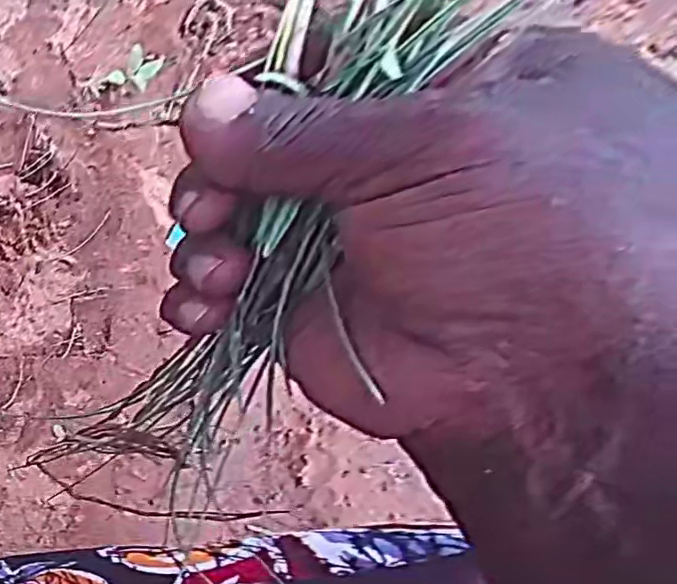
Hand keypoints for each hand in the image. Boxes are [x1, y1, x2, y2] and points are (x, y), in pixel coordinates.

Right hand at [164, 30, 676, 449]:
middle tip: (211, 214)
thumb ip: (301, 132)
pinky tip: (206, 314)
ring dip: (199, 252)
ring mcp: (314, 242)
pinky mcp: (279, 305)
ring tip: (224, 278)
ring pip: (214, 228)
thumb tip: (201, 101)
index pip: (313, 68)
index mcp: (424, 94)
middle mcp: (360, 168)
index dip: (254, 95)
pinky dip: (192, 303)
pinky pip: (209, 294)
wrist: (537, 371)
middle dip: (211, 187)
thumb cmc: (535, 230)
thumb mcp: (430, 148)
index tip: (221, 127)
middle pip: (242, 156)